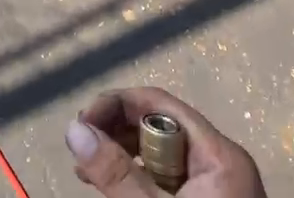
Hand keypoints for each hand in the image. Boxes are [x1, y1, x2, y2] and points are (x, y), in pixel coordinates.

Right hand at [67, 87, 266, 197]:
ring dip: (119, 157)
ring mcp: (215, 188)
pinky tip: (111, 191)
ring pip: (155, 153)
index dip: (114, 106)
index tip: (81, 128)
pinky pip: (163, 179)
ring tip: (87, 175)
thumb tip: (73, 128)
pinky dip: (134, 180)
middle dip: (112, 134)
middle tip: (80, 156)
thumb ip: (116, 174)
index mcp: (219, 157)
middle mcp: (219, 163)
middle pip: (155, 125)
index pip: (158, 104)